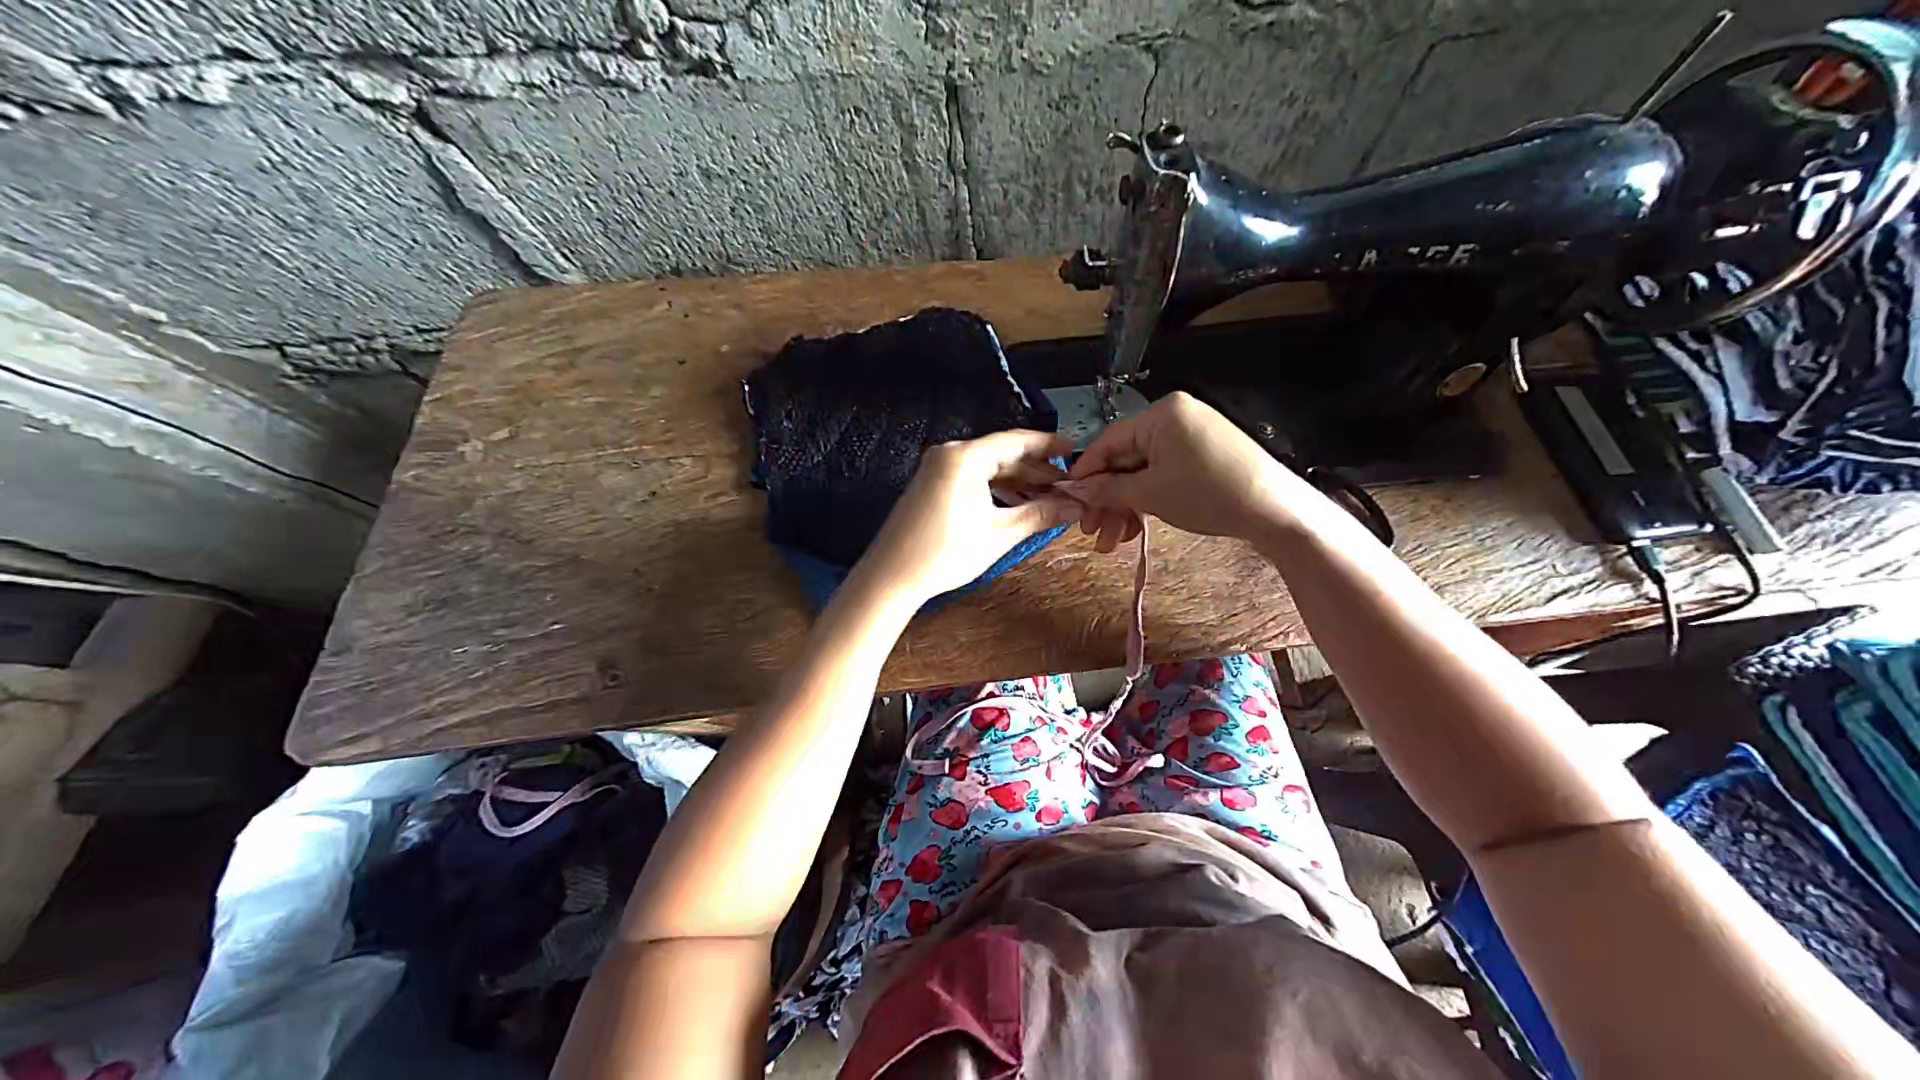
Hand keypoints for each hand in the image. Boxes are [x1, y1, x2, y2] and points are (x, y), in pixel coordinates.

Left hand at [854, 430, 1081, 603]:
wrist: (891, 576)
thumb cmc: (944, 553)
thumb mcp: (1000, 533)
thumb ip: (1040, 514)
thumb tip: (1075, 506)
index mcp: (965, 456)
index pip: (1017, 441)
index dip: (1048, 446)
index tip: (1073, 451)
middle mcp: (949, 454)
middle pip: (1002, 454)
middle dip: (1035, 469)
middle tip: (1065, 484)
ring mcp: (936, 469)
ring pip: (987, 467)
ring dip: (1016, 481)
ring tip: (1046, 498)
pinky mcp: (930, 485)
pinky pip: (971, 478)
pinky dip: (994, 488)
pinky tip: (1015, 505)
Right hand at [1060, 392, 1298, 549]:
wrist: (1275, 510)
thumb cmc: (1208, 493)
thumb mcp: (1150, 493)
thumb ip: (1108, 489)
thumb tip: (1077, 490)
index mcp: (1160, 414)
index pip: (1108, 442)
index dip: (1085, 474)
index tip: (1068, 501)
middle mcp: (1174, 418)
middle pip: (1125, 460)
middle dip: (1107, 499)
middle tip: (1091, 532)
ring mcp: (1190, 438)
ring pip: (1143, 473)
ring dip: (1125, 507)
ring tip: (1111, 542)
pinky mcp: (1202, 458)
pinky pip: (1163, 475)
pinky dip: (1147, 500)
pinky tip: (1134, 529)